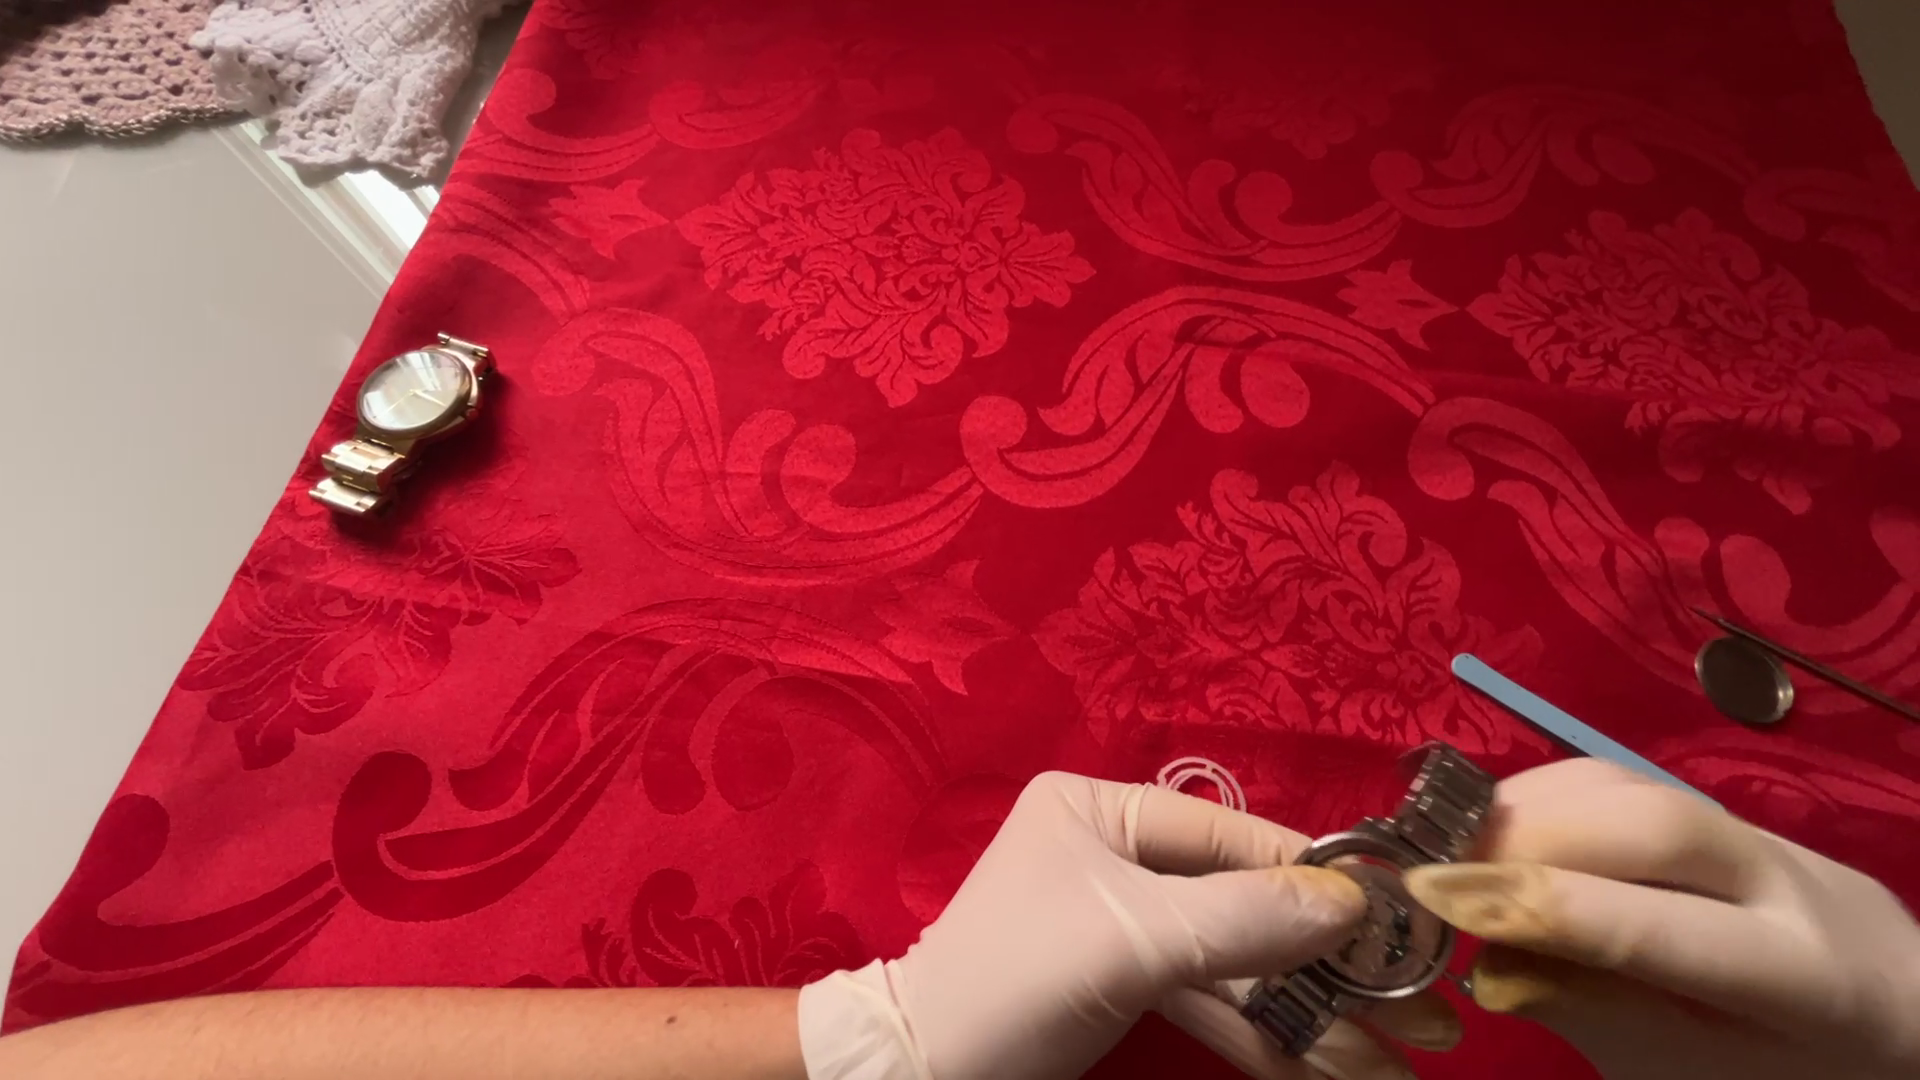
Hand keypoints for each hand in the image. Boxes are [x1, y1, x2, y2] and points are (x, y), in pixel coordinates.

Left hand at [798, 772, 1450, 1079]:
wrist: (931, 1070)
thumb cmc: (1023, 974)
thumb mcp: (1134, 936)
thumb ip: (1243, 916)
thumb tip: (1349, 901)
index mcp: (1096, 808)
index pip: (1219, 829)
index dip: (1303, 867)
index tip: (1389, 904)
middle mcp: (1109, 849)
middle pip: (1232, 895)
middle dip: (1317, 952)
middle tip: (1413, 999)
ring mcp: (1119, 916)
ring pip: (1227, 954)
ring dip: (1302, 1004)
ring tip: (1396, 1052)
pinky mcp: (1121, 976)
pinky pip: (1201, 994)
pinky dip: (1258, 1031)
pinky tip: (1327, 1068)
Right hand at [1404, 759, 1919, 1079]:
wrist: (1893, 1039)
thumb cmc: (1772, 1078)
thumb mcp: (1676, 1075)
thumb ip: (1578, 1008)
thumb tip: (1474, 945)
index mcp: (1817, 987)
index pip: (1657, 929)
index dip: (1532, 901)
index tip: (1429, 891)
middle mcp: (1804, 891)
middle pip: (1651, 824)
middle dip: (1525, 832)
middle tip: (1440, 858)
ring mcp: (1767, 836)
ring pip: (1626, 784)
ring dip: (1524, 805)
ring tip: (1460, 842)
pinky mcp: (1721, 811)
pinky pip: (1614, 778)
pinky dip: (1541, 796)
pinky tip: (1506, 827)